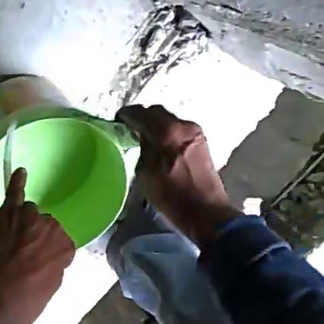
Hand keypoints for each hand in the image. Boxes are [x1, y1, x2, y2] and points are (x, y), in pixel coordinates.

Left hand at [0, 167, 75, 323]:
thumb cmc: (24, 302)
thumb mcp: (51, 285)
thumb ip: (53, 263)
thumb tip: (47, 255)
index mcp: (65, 247)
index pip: (61, 241)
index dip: (47, 251)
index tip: (38, 262)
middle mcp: (50, 228)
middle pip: (44, 224)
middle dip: (35, 237)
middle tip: (22, 256)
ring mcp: (27, 218)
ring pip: (28, 213)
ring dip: (22, 223)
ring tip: (10, 243)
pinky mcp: (5, 216)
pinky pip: (14, 193)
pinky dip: (17, 182)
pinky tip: (22, 172)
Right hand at [116, 104, 240, 245]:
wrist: (205, 210)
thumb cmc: (171, 195)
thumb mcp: (145, 172)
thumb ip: (141, 148)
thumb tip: (139, 135)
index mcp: (166, 131)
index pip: (140, 113)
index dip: (127, 115)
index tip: (118, 121)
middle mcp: (183, 124)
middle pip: (157, 112)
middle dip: (142, 117)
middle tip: (130, 128)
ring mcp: (195, 131)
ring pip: (169, 119)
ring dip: (156, 124)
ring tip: (145, 137)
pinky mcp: (201, 141)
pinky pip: (178, 128)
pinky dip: (167, 131)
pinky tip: (161, 144)